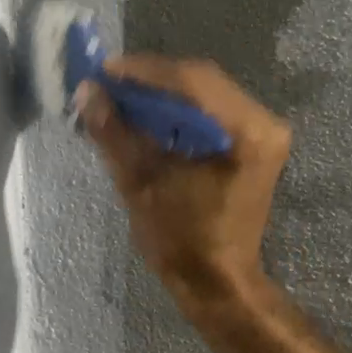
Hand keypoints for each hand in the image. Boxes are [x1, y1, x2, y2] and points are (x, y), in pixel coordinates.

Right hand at [77, 55, 292, 313]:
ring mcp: (262, 134)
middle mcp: (263, 123)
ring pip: (204, 95)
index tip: (104, 70)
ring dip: (162, 94)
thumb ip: (114, 133)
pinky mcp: (253, 145)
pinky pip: (210, 113)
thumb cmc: (180, 240)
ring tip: (121, 99)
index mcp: (246, 131)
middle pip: (201, 82)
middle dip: (151, 80)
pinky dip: (176, 111)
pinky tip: (146, 117)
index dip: (144, 71)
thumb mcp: (141, 184)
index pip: (192, 81)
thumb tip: (87, 92)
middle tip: (108, 84)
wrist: (216, 282)